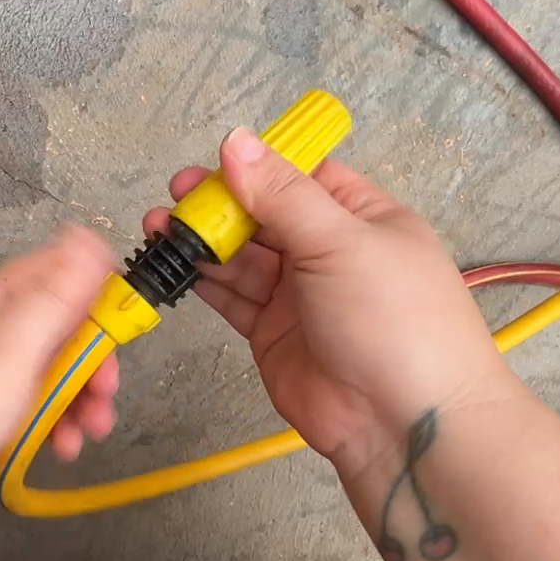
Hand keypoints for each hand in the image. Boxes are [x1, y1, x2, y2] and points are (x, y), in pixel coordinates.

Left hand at [0, 225, 117, 515]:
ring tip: (90, 433)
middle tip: (106, 394)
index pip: (62, 274)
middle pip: (66, 328)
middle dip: (94, 362)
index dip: (99, 296)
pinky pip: (38, 401)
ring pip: (57, 369)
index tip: (124, 328)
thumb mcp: (12, 346)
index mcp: (0, 299)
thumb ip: (55, 295)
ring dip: (81, 400)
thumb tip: (86, 235)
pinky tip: (62, 447)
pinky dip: (57, 421)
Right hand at [141, 128, 516, 477]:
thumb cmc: (391, 319)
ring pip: (240, 257)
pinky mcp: (270, 331)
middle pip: (262, 216)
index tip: (213, 164)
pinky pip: (231, 297)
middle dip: (219, 205)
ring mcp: (297, 294)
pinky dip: (202, 281)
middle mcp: (327, 252)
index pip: (302, 177)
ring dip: (202, 242)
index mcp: (361, 218)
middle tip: (176, 198)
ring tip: (160, 229)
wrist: (399, 421)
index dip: (257, 168)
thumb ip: (281, 194)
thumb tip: (235, 140)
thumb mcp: (340, 242)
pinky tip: (174, 264)